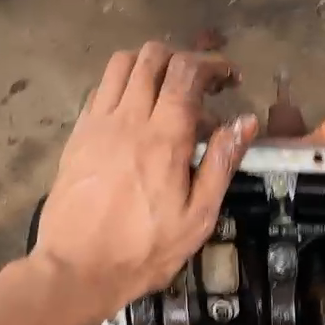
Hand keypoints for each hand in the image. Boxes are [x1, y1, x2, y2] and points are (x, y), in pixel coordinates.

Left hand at [33, 42, 257, 321]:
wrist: (79, 267)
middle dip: (184, 59)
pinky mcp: (79, 133)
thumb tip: (245, 122)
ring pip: (122, 63)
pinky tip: (139, 111)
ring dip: (151, 64)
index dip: (211, 65)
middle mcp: (128, 118)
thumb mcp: (198, 217)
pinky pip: (102, 87)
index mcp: (164, 138)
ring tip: (170, 90)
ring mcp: (98, 122)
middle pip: (152, 57)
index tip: (229, 77)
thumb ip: (221, 164)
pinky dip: (125, 83)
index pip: (186, 74)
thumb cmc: (147, 250)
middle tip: (203, 84)